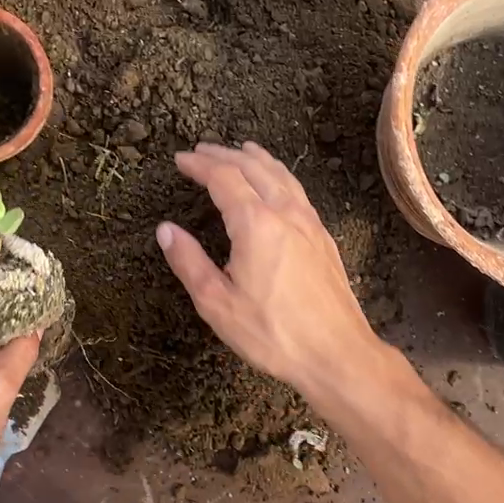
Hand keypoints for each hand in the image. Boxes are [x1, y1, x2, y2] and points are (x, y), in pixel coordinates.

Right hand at [157, 142, 387, 404]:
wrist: (337, 353)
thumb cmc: (274, 334)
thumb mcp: (218, 304)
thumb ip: (189, 262)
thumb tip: (166, 229)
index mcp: (255, 224)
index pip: (223, 178)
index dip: (199, 165)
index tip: (180, 159)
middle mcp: (284, 213)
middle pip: (252, 167)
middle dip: (223, 155)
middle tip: (200, 150)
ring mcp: (308, 221)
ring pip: (279, 174)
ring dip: (255, 158)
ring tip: (239, 149)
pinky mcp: (322, 235)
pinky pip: (296, 189)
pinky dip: (278, 173)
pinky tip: (276, 181)